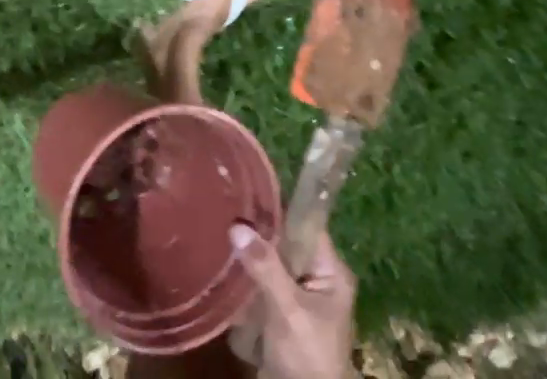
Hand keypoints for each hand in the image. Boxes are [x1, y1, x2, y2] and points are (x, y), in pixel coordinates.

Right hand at [230, 224, 355, 378]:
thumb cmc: (308, 354)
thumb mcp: (288, 310)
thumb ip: (265, 268)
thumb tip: (237, 226)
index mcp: (330, 273)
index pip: (305, 226)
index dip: (279, 209)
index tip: (246, 191)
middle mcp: (315, 279)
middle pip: (284, 244)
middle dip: (256, 234)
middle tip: (222, 213)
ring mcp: (296, 297)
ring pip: (268, 264)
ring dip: (246, 256)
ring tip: (215, 233)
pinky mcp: (278, 313)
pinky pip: (259, 284)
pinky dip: (243, 278)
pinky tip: (219, 265)